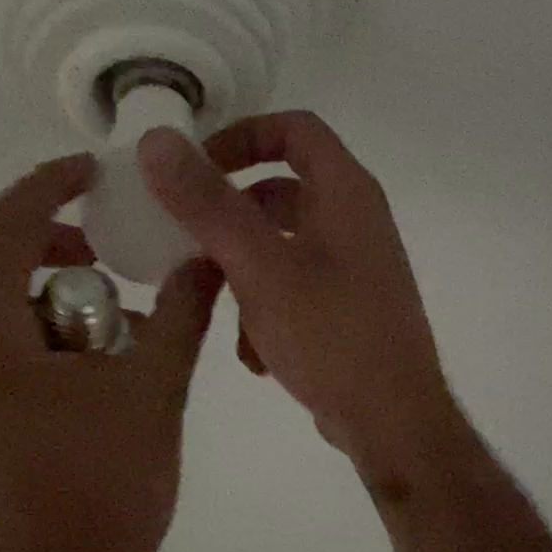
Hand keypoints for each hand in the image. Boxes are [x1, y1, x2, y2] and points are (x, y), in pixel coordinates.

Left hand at [0, 154, 224, 551]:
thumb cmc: (106, 488)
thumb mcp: (154, 388)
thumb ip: (181, 312)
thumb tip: (211, 256)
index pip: (0, 231)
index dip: (45, 188)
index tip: (92, 172)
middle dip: (42, 236)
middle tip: (102, 239)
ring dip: (37, 285)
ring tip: (105, 304)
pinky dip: (29, 326)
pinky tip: (85, 355)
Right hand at [138, 112, 460, 468]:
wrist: (392, 421)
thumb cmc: (331, 334)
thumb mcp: (259, 266)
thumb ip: (208, 203)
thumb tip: (158, 140)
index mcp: (346, 192)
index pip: (294, 129)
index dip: (241, 136)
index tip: (194, 167)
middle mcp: (355, 220)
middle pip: (280, 192)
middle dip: (229, 218)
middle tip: (185, 241)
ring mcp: (354, 268)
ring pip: (280, 247)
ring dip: (242, 275)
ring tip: (216, 309)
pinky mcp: (347, 310)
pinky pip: (294, 290)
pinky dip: (267, 311)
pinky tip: (254, 357)